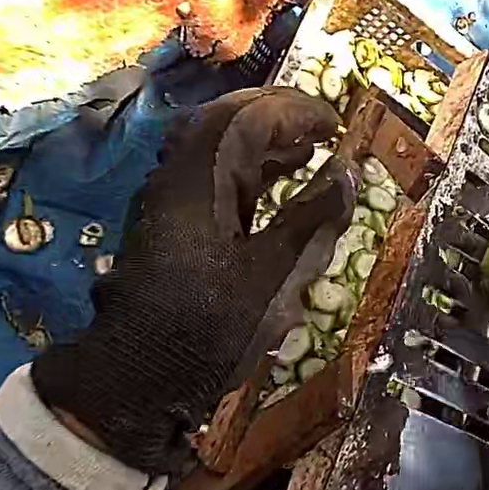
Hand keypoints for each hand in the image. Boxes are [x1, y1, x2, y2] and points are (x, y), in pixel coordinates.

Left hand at [32, 88, 354, 473]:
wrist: (141, 375)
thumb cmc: (212, 324)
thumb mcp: (276, 272)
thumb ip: (314, 217)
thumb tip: (347, 172)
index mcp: (201, 179)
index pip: (250, 118)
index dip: (298, 113)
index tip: (337, 125)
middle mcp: (179, 177)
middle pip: (228, 122)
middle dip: (279, 118)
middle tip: (323, 129)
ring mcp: (171, 199)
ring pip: (219, 149)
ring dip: (265, 143)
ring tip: (310, 152)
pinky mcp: (174, 223)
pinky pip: (216, 178)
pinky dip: (251, 172)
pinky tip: (278, 186)